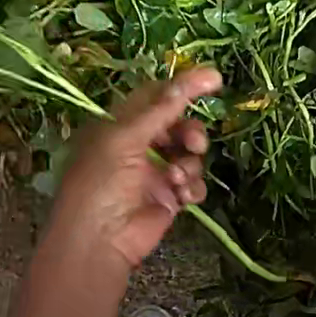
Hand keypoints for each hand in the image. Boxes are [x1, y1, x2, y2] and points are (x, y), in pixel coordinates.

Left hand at [53, 66, 221, 268]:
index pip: (155, 96)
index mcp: (119, 125)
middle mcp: (138, 145)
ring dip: (189, 164)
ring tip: (176, 179)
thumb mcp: (126, 138)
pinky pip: (193, 184)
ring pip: (189, 155)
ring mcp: (154, 173)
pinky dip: (192, 187)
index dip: (183, 87)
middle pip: (177, 126)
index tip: (215, 80)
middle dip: (190, 132)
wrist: (100, 240)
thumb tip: (197, 76)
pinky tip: (182, 196)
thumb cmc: (101, 183)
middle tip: (193, 143)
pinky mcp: (169, 198)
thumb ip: (162, 109)